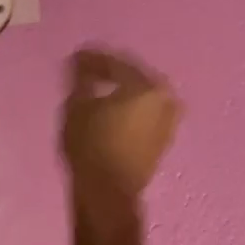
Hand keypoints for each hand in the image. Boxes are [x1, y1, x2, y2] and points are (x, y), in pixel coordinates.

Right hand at [61, 48, 181, 201]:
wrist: (109, 189)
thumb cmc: (89, 144)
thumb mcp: (76, 106)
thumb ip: (81, 78)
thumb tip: (82, 60)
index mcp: (145, 86)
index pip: (115, 62)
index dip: (93, 57)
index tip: (75, 55)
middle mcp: (165, 98)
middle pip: (134, 75)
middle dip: (110, 70)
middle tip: (87, 69)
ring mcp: (169, 118)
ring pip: (143, 93)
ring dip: (122, 88)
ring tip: (99, 89)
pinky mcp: (165, 135)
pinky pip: (147, 109)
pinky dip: (131, 104)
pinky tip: (113, 108)